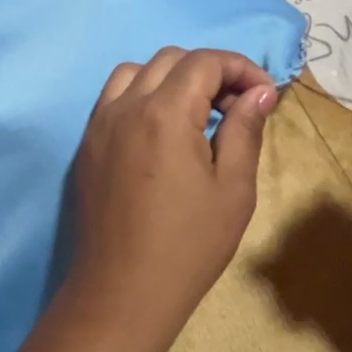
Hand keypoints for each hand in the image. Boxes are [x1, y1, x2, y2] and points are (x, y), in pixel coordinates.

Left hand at [66, 48, 278, 333]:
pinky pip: (113, 98)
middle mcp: (125, 106)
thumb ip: (245, 130)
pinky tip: (161, 132)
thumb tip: (259, 92)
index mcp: (164, 113)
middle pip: (170, 59)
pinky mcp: (87, 144)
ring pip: (135, 72)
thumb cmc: (188, 246)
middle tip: (236, 107)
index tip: (264, 95)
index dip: (241, 68)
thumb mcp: (233, 190)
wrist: (122, 291)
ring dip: (171, 78)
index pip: (204, 62)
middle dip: (209, 71)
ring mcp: (99, 124)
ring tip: (196, 115)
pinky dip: (141, 95)